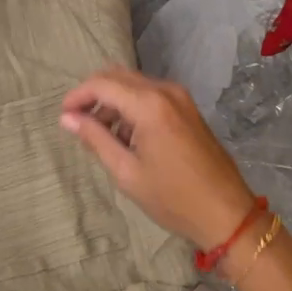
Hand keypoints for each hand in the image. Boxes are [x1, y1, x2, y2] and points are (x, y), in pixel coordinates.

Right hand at [61, 66, 257, 251]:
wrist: (228, 214)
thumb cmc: (173, 198)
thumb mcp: (127, 173)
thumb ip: (95, 139)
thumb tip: (67, 118)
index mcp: (149, 104)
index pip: (102, 84)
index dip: (78, 96)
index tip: (63, 115)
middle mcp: (165, 90)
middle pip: (118, 76)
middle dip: (94, 95)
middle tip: (78, 122)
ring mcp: (179, 97)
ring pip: (134, 84)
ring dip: (113, 101)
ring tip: (100, 134)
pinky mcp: (187, 107)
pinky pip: (150, 94)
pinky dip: (132, 106)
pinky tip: (126, 135)